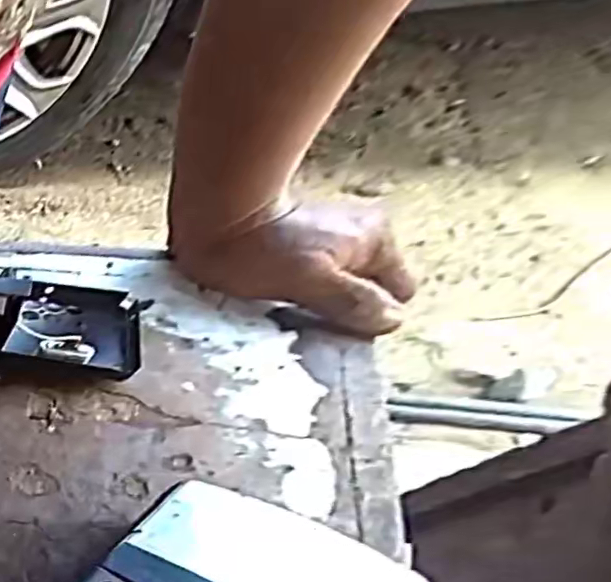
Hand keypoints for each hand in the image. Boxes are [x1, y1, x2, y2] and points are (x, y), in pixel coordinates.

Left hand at [172, 199, 416, 336]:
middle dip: (339, 312)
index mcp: (378, 241)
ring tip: (276, 312)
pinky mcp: (294, 241)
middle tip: (299, 325)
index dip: (369, 318)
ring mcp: (328, 236)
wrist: (213, 220)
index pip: (397, 293)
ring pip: (333, 285)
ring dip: (310, 304)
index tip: (330, 332)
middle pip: (365, 290)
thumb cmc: (258, 252)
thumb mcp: (309, 280)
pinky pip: (304, 277)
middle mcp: (362, 235)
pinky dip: (289, 291)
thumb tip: (392, 322)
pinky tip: (263, 298)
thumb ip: (351, 300)